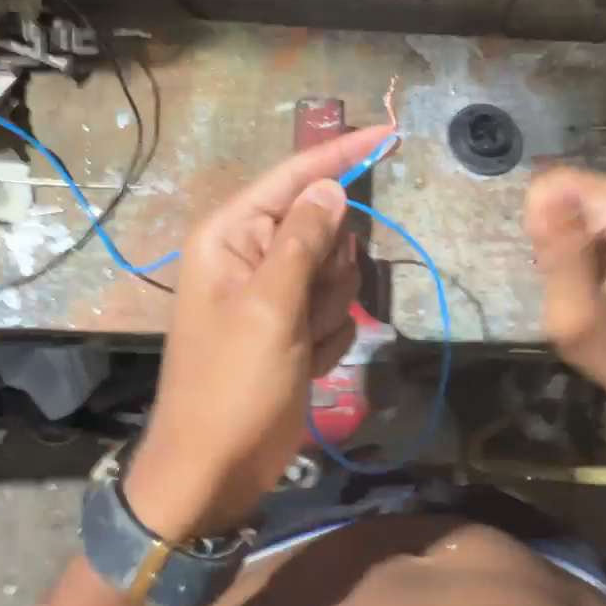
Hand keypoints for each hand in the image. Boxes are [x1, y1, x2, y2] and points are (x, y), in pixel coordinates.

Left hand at [124, 125, 393, 540]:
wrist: (215, 471)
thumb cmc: (232, 386)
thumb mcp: (269, 307)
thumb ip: (303, 240)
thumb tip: (330, 185)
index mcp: (232, 234)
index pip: (296, 177)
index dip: (343, 154)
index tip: (389, 134)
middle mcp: (252, 253)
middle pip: (324, 225)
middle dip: (329, 268)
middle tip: (305, 308)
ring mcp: (275, 291)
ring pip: (337, 270)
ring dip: (329, 309)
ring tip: (298, 344)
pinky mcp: (293, 324)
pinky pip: (336, 309)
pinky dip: (328, 337)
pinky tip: (302, 364)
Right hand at [525, 168, 605, 408]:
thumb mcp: (576, 312)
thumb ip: (559, 255)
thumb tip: (542, 200)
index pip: (551, 184)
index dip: (539, 227)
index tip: (550, 266)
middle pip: (559, 190)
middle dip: (549, 234)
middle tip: (563, 279)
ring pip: (565, 204)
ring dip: (558, 244)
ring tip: (575, 281)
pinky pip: (578, 218)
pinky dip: (570, 248)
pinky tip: (585, 280)